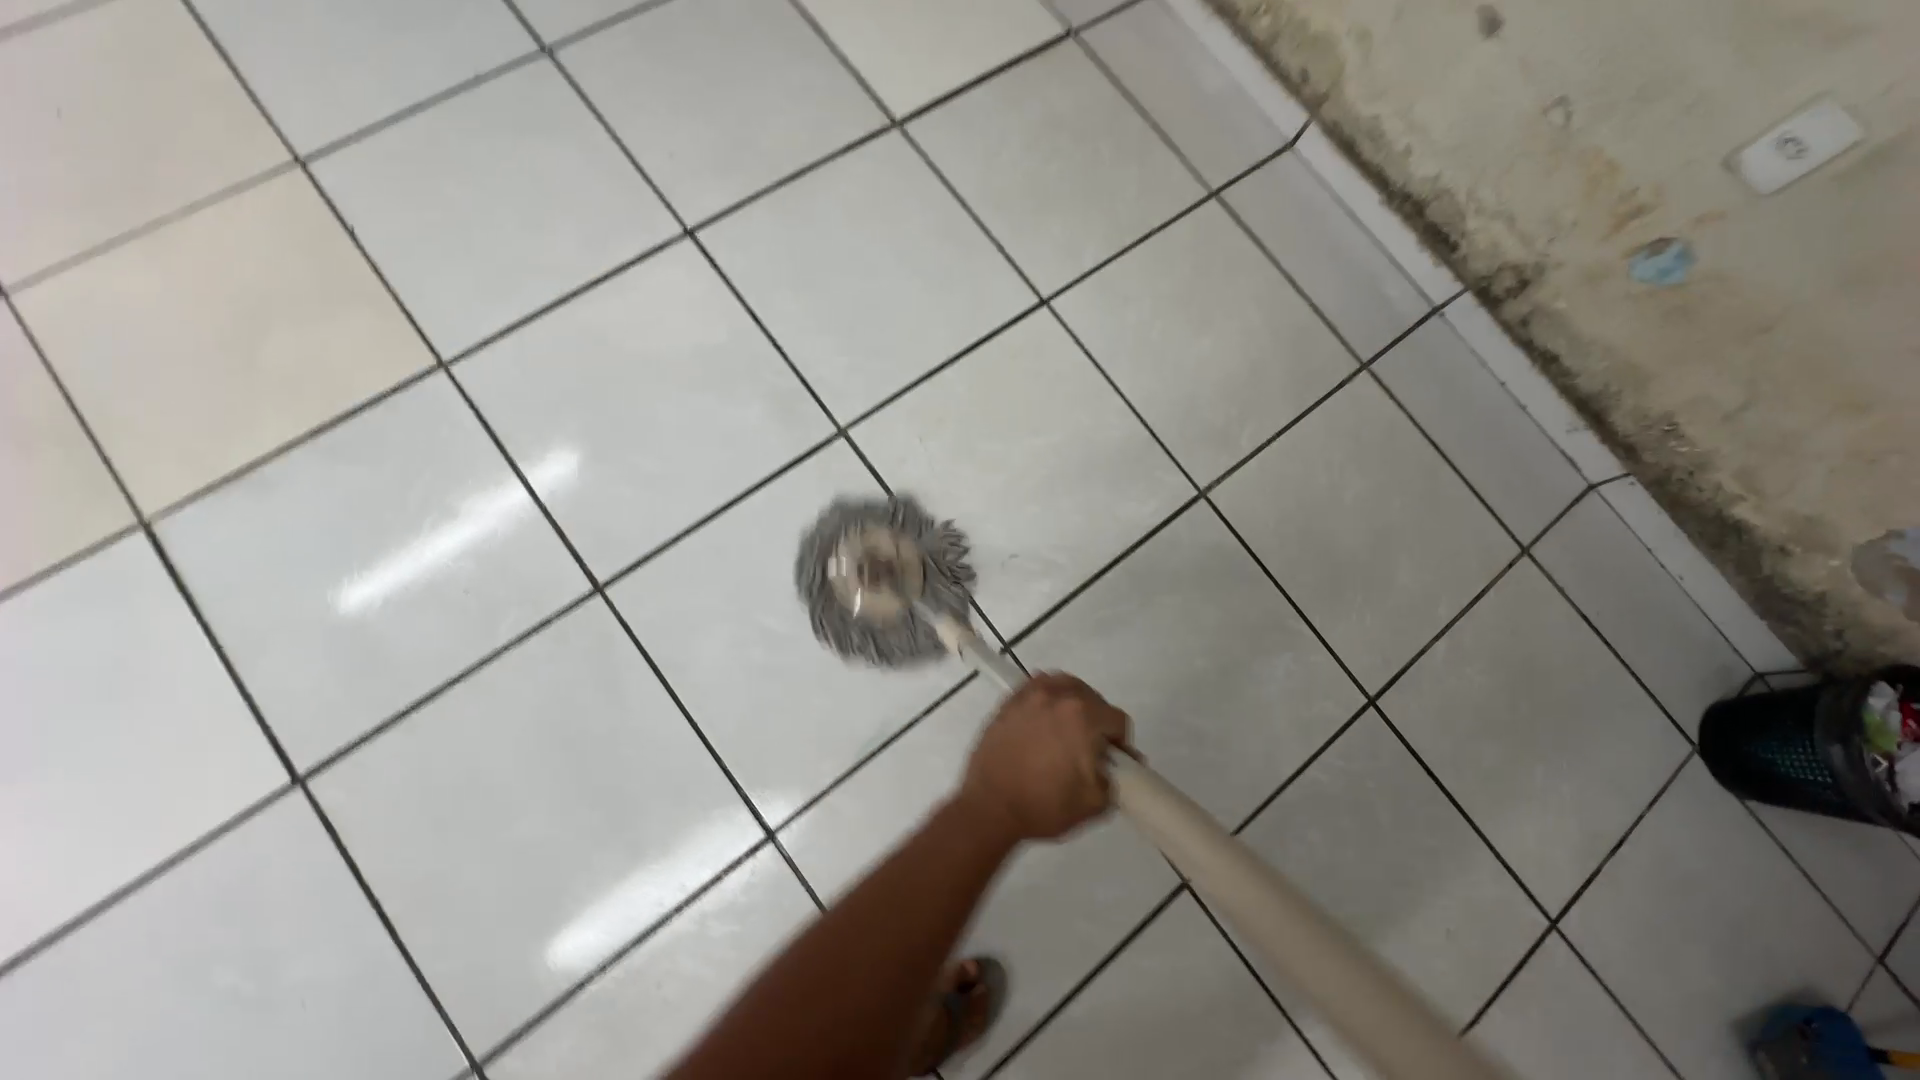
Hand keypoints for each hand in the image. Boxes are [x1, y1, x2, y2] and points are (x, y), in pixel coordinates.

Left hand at [957, 672, 1131, 842]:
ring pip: (1063, 686)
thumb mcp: (1095, 803)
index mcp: (1083, 716)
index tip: (1114, 762)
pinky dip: (1047, 698)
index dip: (1122, 743)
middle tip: (1092, 749)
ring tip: (1069, 730)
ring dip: (1074, 703)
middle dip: (1098, 722)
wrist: (990, 809)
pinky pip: (1036, 688)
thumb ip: (1116, 780)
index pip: (1117, 720)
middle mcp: (1057, 696)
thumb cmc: (1045, 806)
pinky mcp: (1007, 703)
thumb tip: (1115, 766)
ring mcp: (1029, 696)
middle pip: (1092, 699)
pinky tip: (1045, 719)